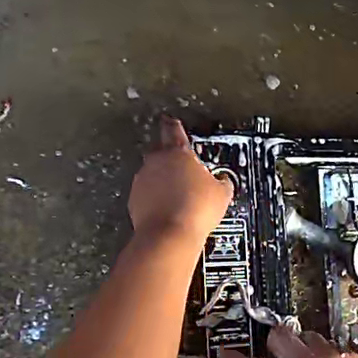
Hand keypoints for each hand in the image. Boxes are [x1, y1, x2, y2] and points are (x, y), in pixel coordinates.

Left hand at [128, 117, 232, 243]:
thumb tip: (223, 182)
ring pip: (151, 173)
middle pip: (160, 150)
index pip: (173, 129)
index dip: (173, 124)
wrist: (169, 235)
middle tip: (183, 167)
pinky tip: (167, 207)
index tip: (171, 122)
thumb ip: (221, 181)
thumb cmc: (194, 210)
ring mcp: (142, 180)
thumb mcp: (221, 193)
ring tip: (177, 194)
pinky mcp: (134, 199)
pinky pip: (145, 192)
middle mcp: (156, 162)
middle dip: (170, 157)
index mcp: (178, 152)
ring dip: (161, 179)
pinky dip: (154, 197)